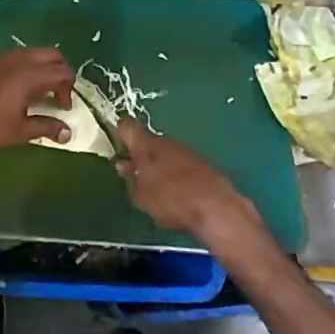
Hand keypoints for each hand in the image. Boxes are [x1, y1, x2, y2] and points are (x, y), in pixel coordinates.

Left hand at [0, 47, 74, 171]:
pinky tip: (19, 86)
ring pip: (35, 52)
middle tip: (57, 93)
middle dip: (61, 71)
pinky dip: (28, 65)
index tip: (63, 107)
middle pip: (52, 54)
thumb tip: (68, 134)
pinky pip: (18, 55)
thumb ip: (47, 128)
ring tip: (40, 90)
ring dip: (44, 66)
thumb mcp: (21, 131)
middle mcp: (19, 60)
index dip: (68, 89)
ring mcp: (3, 57)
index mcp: (30, 75)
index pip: (62, 72)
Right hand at [114, 118, 258, 238]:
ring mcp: (185, 150)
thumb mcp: (140, 197)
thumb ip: (130, 179)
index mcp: (145, 146)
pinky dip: (176, 172)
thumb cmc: (170, 200)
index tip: (119, 148)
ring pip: (165, 152)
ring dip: (159, 164)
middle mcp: (165, 141)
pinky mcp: (201, 161)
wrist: (216, 207)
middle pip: (147, 141)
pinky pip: (181, 162)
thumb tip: (124, 166)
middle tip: (136, 176)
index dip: (120, 133)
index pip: (127, 126)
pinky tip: (178, 191)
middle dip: (141, 155)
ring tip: (158, 188)